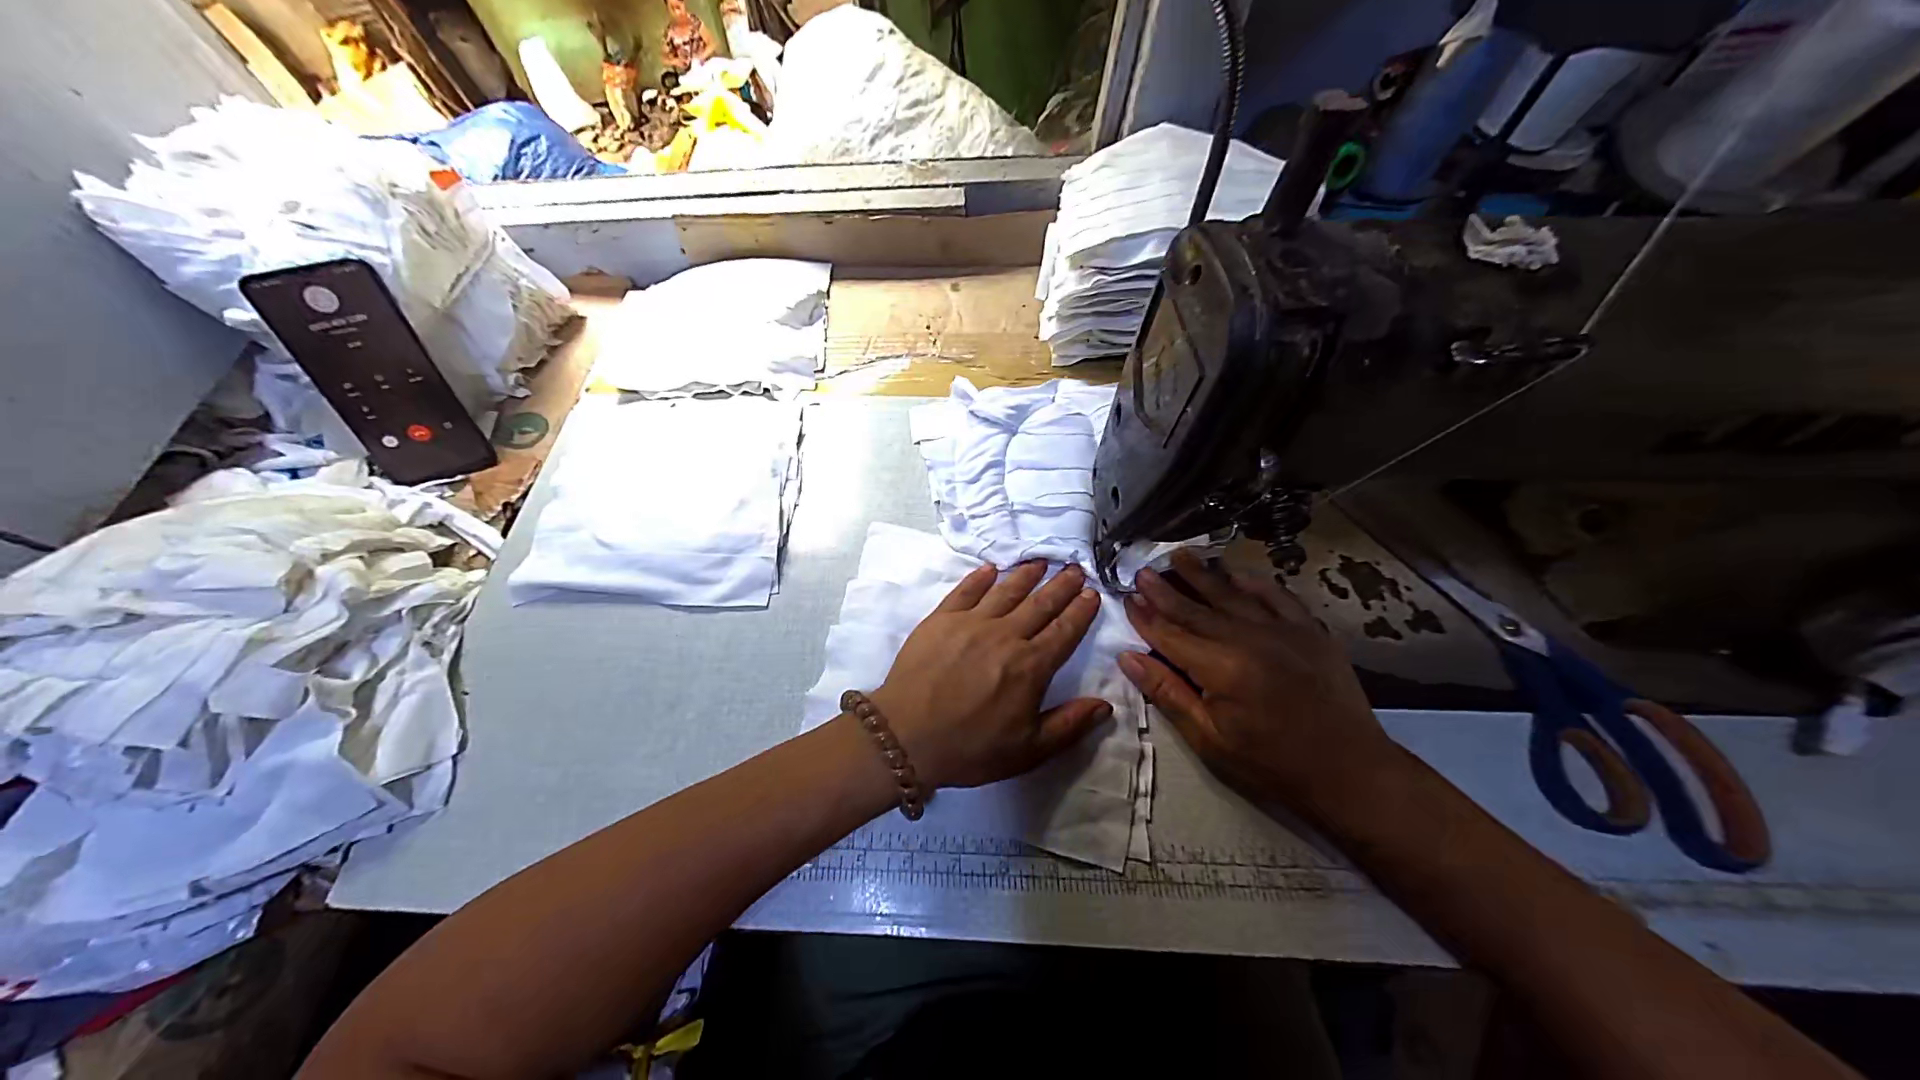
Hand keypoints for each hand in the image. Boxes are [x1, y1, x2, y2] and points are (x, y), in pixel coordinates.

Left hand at [870, 562, 1111, 789]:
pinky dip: (980, 577)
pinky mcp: (941, 619)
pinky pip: (965, 591)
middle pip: (1040, 604)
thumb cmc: (970, 748)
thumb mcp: (1029, 750)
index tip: (1092, 593)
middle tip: (1075, 568)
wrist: (906, 737)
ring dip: (1027, 574)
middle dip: (1061, 585)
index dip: (1080, 611)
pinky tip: (991, 568)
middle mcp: (1005, 636)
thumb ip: (1069, 725)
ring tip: (1042, 562)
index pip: (1064, 631)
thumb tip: (1105, 704)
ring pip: (1006, 591)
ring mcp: (971, 623)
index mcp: (1031, 666)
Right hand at [1117, 551, 1393, 812]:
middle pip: (1197, 609)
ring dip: (1204, 576)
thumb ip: (1168, 693)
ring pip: (1233, 595)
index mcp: (1222, 669)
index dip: (1146, 616)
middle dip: (1166, 590)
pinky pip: (1277, 597)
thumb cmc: (1271, 764)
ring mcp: (1284, 631)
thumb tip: (1128, 658)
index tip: (1127, 597)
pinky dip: (1254, 583)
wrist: (1349, 772)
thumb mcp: (1209, 739)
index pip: (1171, 634)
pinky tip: (1236, 573)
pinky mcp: (1310, 631)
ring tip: (1180, 556)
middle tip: (1143, 570)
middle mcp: (1250, 639)